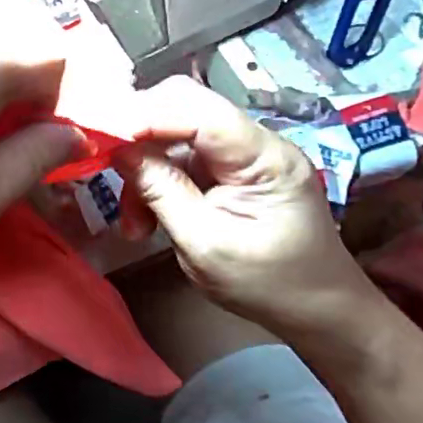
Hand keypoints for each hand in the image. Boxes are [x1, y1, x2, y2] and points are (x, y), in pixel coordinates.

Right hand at [113, 78, 381, 333]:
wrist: (317, 313)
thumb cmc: (268, 285)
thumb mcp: (205, 245)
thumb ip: (161, 192)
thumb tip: (119, 150)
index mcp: (264, 156)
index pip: (200, 112)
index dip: (148, 116)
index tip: (105, 138)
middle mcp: (256, 142)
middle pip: (185, 109)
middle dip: (140, 139)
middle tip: (111, 171)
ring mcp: (243, 154)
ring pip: (175, 136)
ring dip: (145, 170)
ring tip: (133, 222)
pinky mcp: (231, 170)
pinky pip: (182, 159)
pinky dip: (158, 183)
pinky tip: (147, 218)